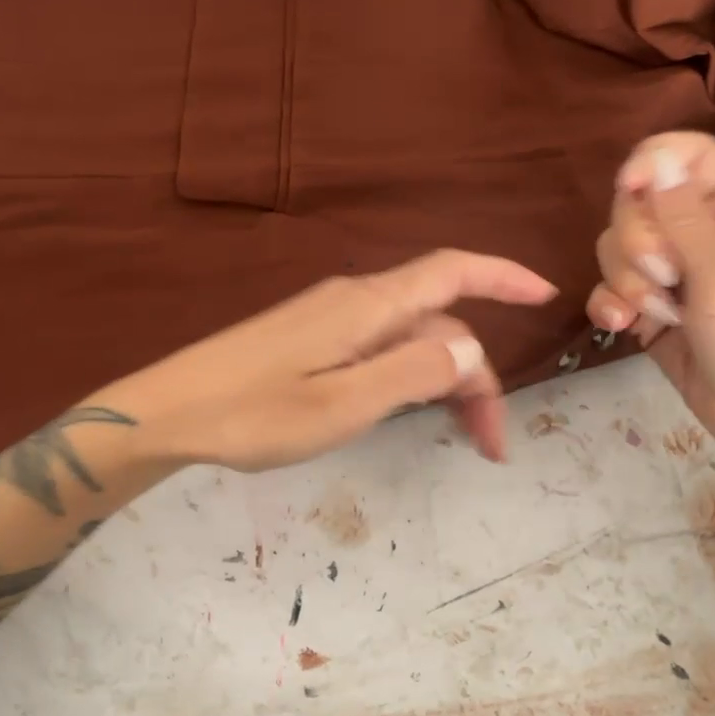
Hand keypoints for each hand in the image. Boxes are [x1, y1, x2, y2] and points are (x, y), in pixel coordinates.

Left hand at [99, 250, 557, 470]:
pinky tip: (407, 411)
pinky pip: (377, 348)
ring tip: (462, 438)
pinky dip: (407, 377)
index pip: (452, 272)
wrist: (169, 413)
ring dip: (443, 382)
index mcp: (368, 306)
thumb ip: (414, 372)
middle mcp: (353, 301)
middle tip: (492, 444)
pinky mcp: (307, 340)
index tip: (545, 297)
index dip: (503, 276)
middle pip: (436, 323)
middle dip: (475, 375)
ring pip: (407, 340)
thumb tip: (474, 350)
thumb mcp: (345, 403)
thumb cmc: (254, 413)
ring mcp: (327, 319)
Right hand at [585, 131, 714, 456]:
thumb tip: (655, 158)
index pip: (686, 155)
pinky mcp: (651, 310)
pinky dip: (610, 305)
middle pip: (638, 203)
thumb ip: (684, 217)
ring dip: (625, 280)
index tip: (626, 192)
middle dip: (635, 241)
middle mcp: (703, 234)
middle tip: (665, 279)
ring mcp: (675, 275)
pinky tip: (622, 328)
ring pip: (618, 248)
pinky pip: (611, 288)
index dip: (650, 163)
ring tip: (658, 315)